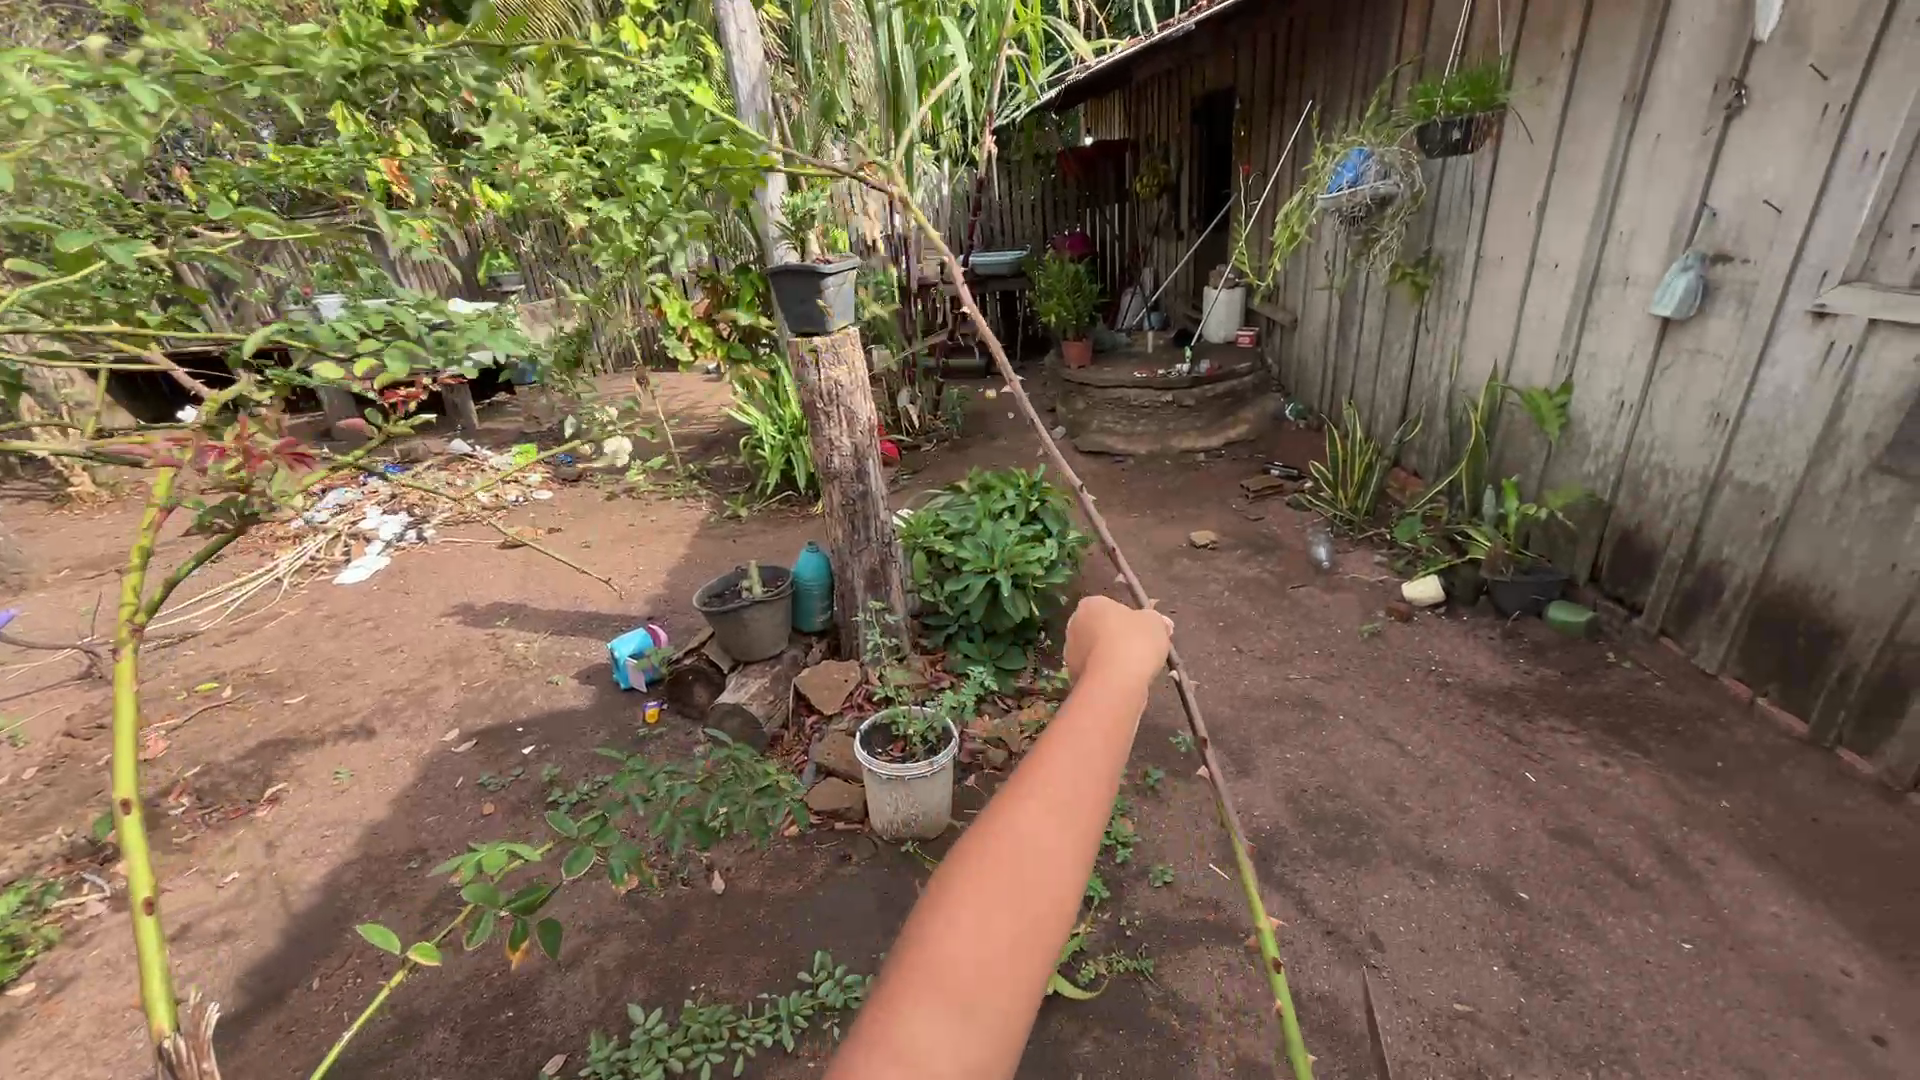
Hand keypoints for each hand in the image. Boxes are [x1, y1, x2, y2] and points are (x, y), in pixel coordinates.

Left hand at [1064, 595, 1172, 684]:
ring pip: (1096, 652)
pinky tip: (1122, 682)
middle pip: (1100, 629)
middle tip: (1140, 650)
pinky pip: (1096, 672)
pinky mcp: (1073, 676)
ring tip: (1134, 669)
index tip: (1143, 631)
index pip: (1108, 606)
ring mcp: (1070, 652)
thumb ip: (1156, 620)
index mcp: (1090, 605)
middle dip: (1117, 638)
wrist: (1115, 681)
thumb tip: (1161, 623)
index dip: (1128, 618)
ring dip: (1111, 658)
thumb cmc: (1134, 642)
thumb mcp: (1155, 623)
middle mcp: (1074, 625)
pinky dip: (1107, 675)